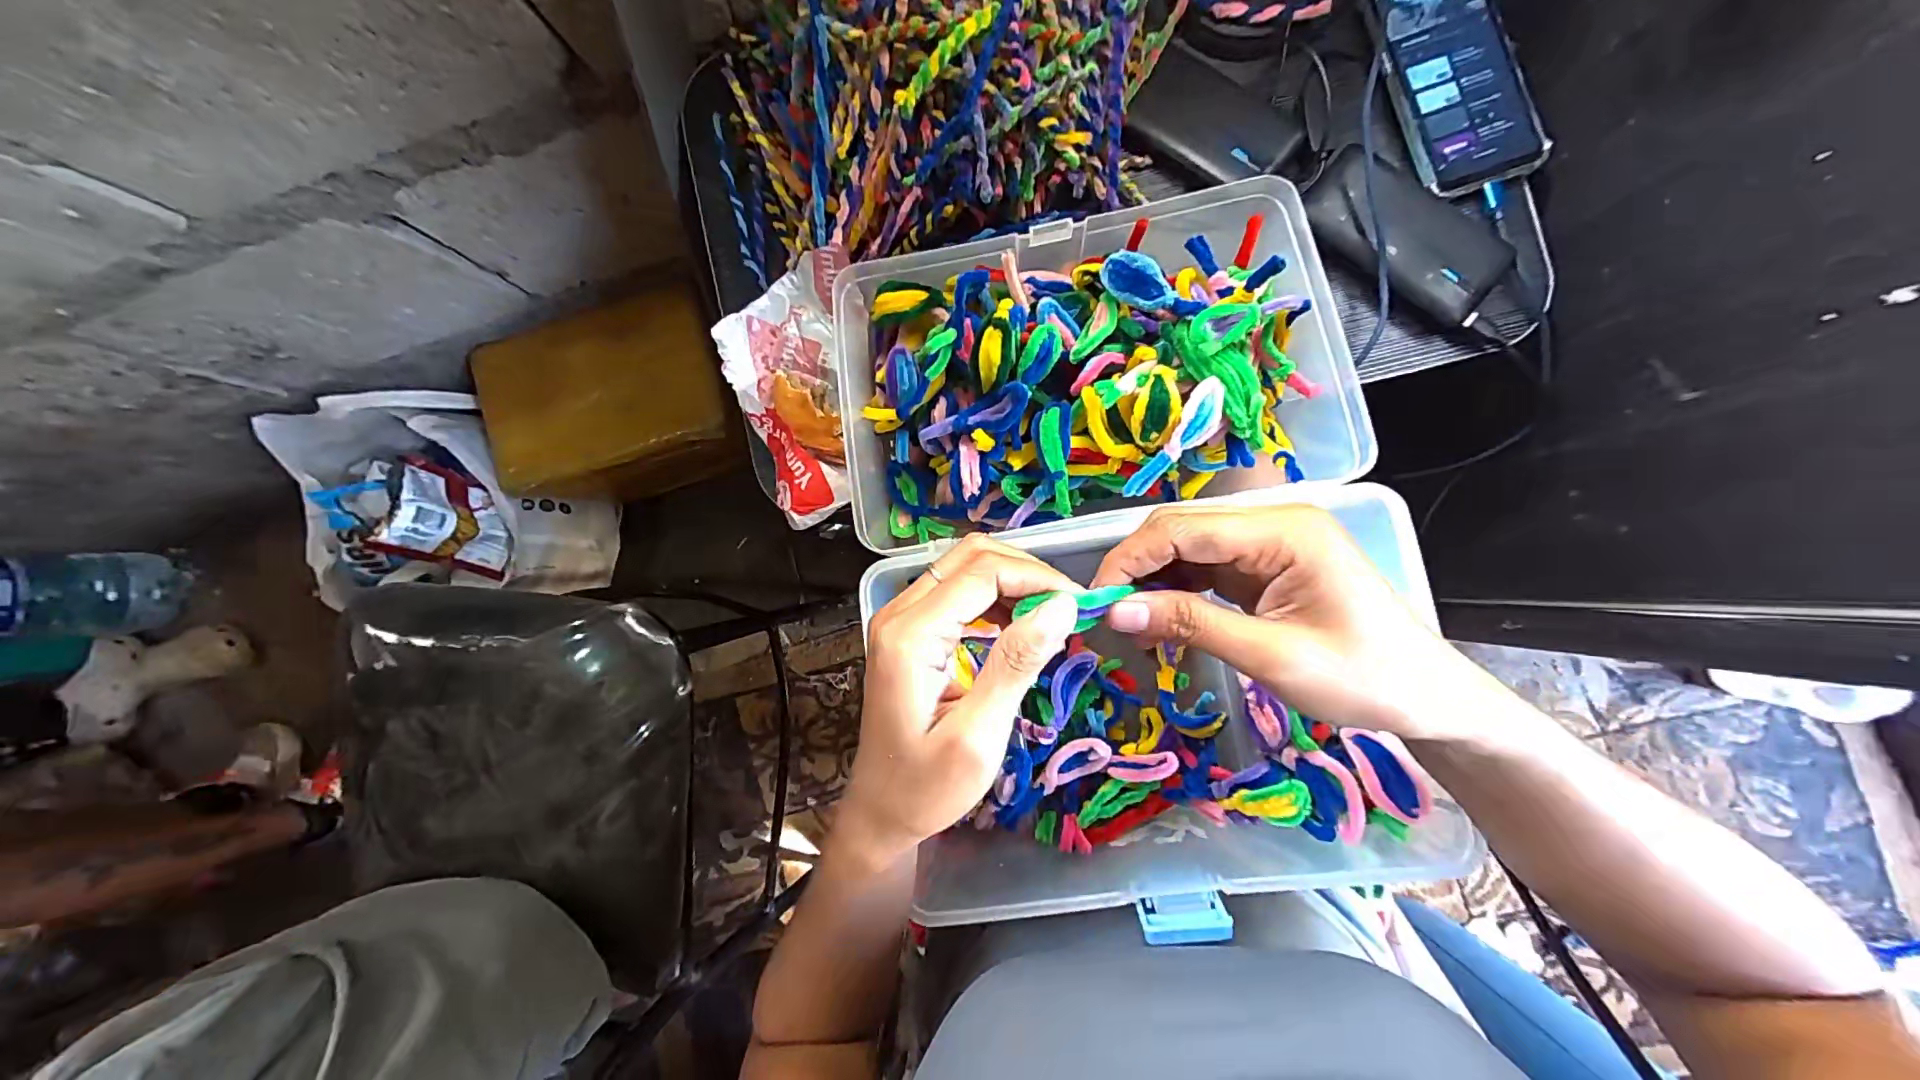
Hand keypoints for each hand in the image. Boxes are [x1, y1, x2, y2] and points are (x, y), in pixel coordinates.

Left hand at [843, 536, 1081, 864]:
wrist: (880, 811)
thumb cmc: (926, 787)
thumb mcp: (978, 735)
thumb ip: (1016, 664)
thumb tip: (1061, 607)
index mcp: (911, 635)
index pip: (981, 572)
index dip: (1036, 578)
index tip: (1079, 606)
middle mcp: (899, 614)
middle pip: (970, 557)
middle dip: (1026, 572)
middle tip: (1067, 608)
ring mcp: (900, 620)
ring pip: (964, 568)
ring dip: (1012, 582)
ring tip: (1050, 617)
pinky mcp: (909, 632)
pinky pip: (956, 592)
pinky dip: (995, 597)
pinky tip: (1020, 625)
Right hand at [1090, 504, 1494, 741]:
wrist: (1427, 698)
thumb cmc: (1363, 678)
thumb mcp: (1271, 656)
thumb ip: (1191, 624)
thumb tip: (1116, 611)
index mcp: (1283, 530)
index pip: (1182, 528)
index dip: (1130, 559)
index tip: (1095, 601)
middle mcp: (1272, 523)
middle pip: (1179, 530)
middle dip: (1136, 569)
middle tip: (1108, 616)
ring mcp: (1268, 543)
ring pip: (1186, 548)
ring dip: (1152, 582)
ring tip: (1132, 626)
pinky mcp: (1264, 567)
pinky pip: (1204, 568)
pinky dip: (1176, 593)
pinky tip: (1160, 620)